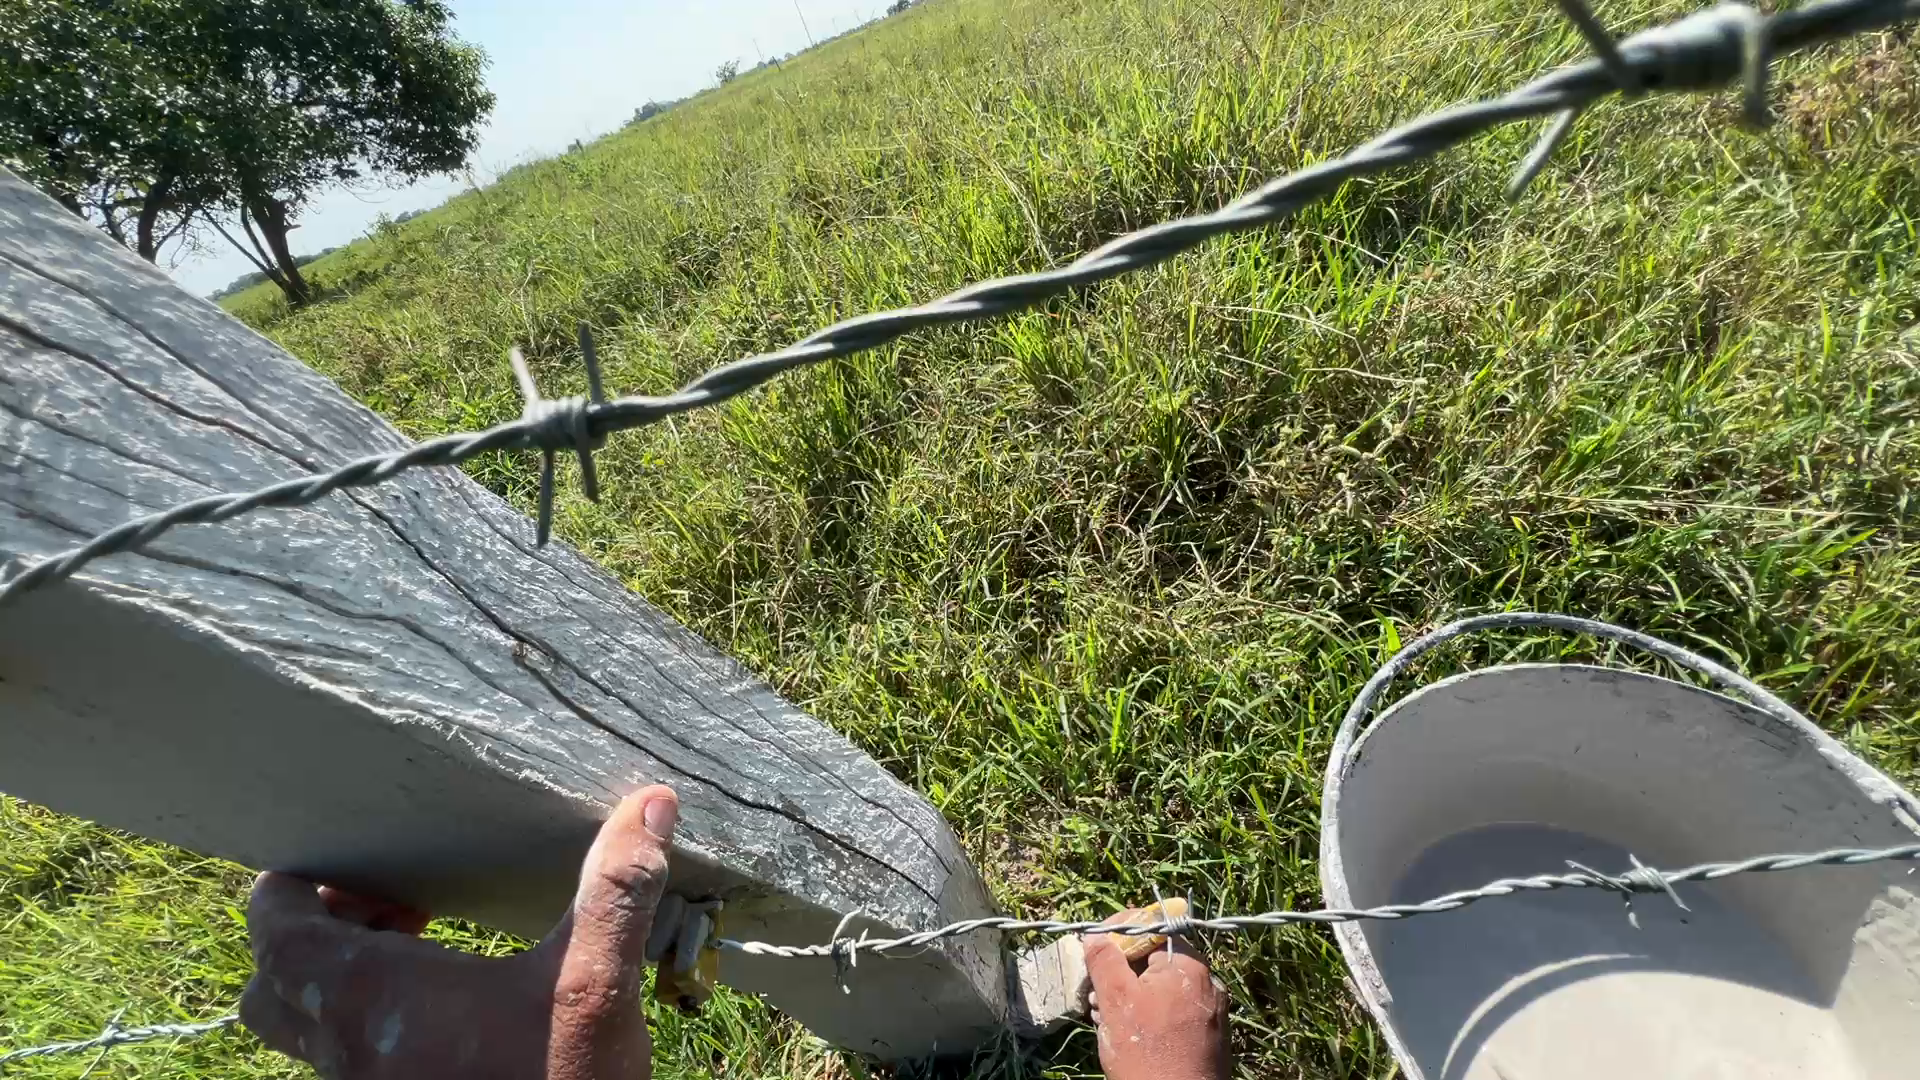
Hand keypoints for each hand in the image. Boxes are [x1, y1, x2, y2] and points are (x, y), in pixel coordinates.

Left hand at [240, 785, 679, 1078]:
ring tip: (423, 936)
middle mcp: (353, 1051)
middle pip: (277, 986)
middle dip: (318, 928)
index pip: (282, 937)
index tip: (342, 853)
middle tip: (394, 894)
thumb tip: (653, 800)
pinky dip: (374, 1009)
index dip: (291, 890)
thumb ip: (620, 884)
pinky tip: (457, 996)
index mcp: (381, 1001)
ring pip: (308, 1025)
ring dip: (343, 970)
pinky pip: (349, 1052)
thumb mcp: (599, 978)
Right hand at [1083, 910, 1230, 1079]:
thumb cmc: (1149, 1055)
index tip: (1092, 947)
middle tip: (1095, 989)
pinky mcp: (1208, 1037)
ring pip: (1161, 986)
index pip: (1148, 929)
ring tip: (1105, 1015)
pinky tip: (1126, 1031)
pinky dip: (1148, 1012)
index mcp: (1189, 964)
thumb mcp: (1116, 1001)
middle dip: (1120, 971)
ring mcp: (1210, 1012)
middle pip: (1154, 958)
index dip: (1116, 934)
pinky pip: (1173, 1009)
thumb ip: (1104, 960)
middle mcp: (1207, 982)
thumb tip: (1095, 935)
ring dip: (1130, 994)